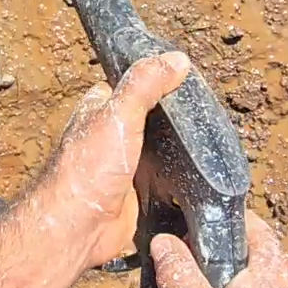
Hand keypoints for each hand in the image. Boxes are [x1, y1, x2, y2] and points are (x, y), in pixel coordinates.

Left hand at [27, 51, 191, 269]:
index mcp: (99, 110)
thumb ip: (144, 85)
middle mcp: (111, 135)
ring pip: (161, 149)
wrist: (79, 227)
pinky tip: (199, 175)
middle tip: (204, 114)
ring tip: (209, 142)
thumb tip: (176, 60)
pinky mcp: (138, 192)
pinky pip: (166, 179)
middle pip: (151, 118)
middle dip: (174, 119)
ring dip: (179, 150)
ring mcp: (125, 164)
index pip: (132, 84)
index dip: (157, 79)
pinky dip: (181, 177)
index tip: (186, 75)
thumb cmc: (85, 172)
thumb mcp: (117, 116)